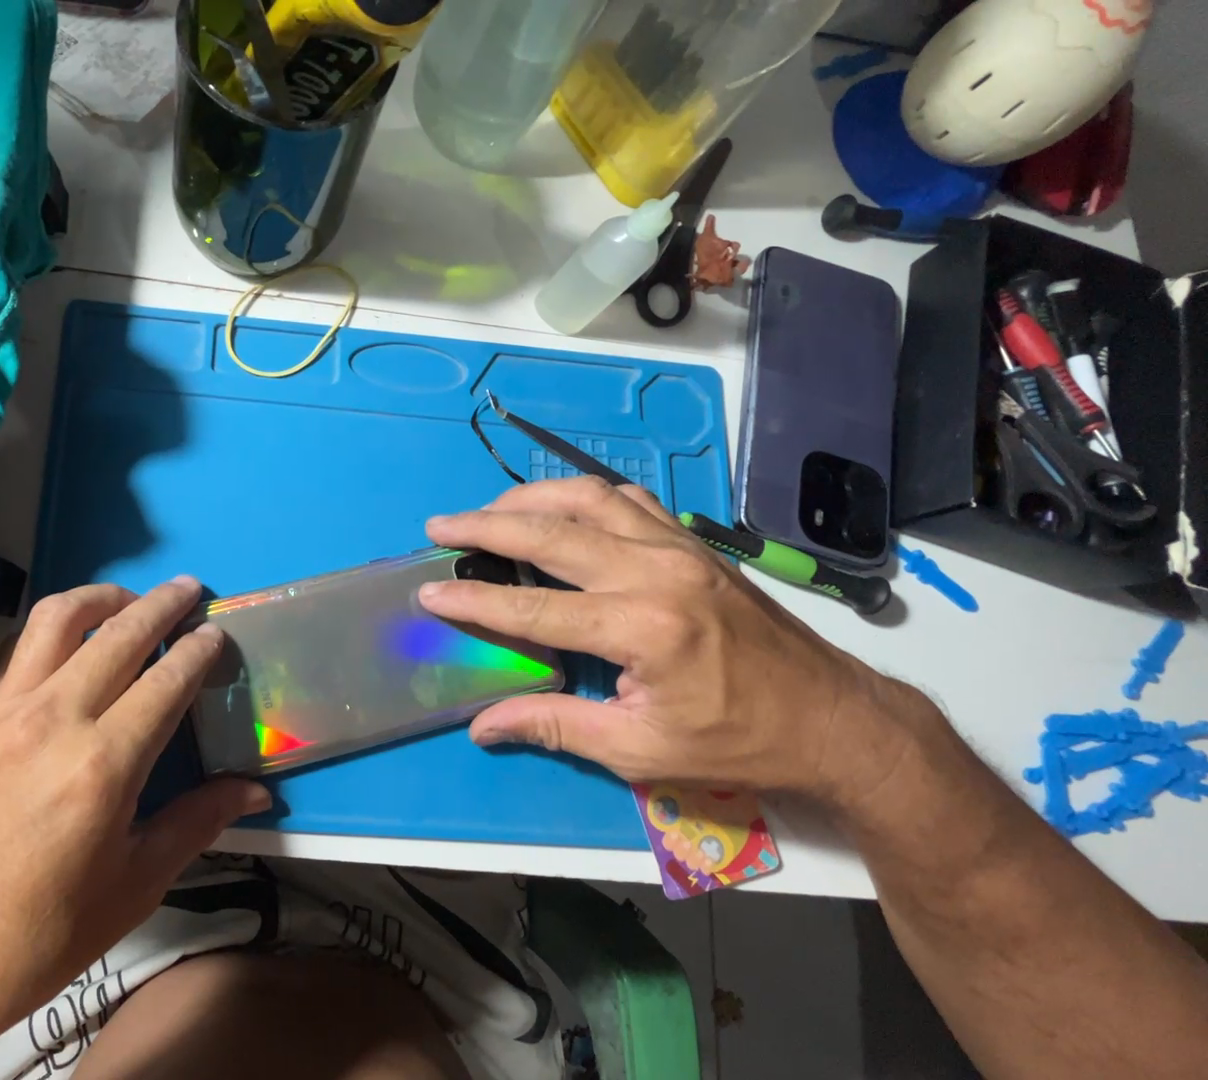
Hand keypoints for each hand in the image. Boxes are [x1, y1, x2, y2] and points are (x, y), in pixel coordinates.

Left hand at [0, 579, 266, 1078]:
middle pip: (117, 633)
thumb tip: (254, 791)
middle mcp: (53, 719)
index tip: (217, 633)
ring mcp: (5, 710)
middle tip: (189, 589)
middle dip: (161, 604)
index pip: (165, 681)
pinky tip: (74, 651)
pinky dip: (57, 632)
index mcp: (102, 764)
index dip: (197, 651)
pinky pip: (22, 649)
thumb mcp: (135, 885)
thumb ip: (198, 822)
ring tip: (129, 600)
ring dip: (101, 597)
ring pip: (57, 620)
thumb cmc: (42, 934)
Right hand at [416, 478, 941, 810]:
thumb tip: (482, 726)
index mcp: (642, 628)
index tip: (429, 593)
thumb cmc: (736, 741)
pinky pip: (629, 500)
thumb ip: (555, 726)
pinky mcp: (695, 544)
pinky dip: (583, 495)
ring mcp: (680, 548)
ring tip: (489, 509)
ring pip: (589, 498)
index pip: (533, 606)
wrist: (834, 719)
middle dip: (486, 524)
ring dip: (531, 497)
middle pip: (551, 532)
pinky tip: (561, 508)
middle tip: (441, 527)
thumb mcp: (640, 750)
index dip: (474, 601)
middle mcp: (656, 572)